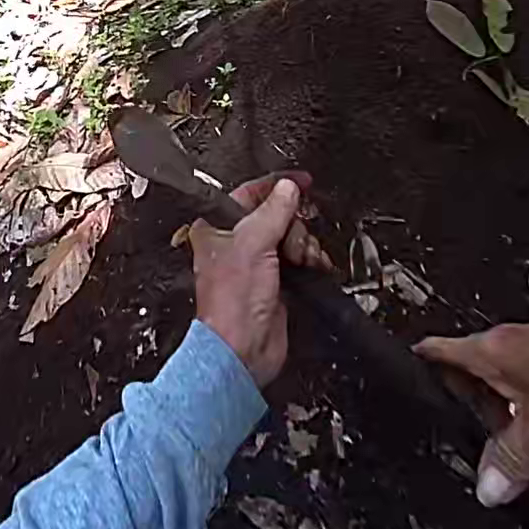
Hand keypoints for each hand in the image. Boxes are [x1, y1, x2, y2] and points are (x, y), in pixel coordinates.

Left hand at [188, 173, 332, 387]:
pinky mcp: (275, 278)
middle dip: (293, 225)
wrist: (243, 347)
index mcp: (217, 226)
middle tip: (292, 241)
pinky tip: (312, 266)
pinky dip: (310, 259)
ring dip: (303, 244)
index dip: (275, 186)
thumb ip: (273, 211)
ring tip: (300, 259)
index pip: (249, 193)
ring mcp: (256, 260)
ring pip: (291, 235)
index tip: (300, 181)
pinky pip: (299, 256)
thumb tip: (287, 188)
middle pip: (276, 214)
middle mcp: (234, 240)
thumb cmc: (232, 300)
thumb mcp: (253, 243)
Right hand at [414, 321, 528, 506]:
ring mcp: (526, 341)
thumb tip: (486, 488)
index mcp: (486, 351)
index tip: (408, 371)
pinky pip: (518, 367)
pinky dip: (517, 391)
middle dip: (463, 394)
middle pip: (464, 364)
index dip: (419, 362)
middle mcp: (501, 340)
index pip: (435, 350)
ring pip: (494, 368)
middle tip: (466, 424)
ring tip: (506, 429)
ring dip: (493, 395)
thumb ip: (511, 460)